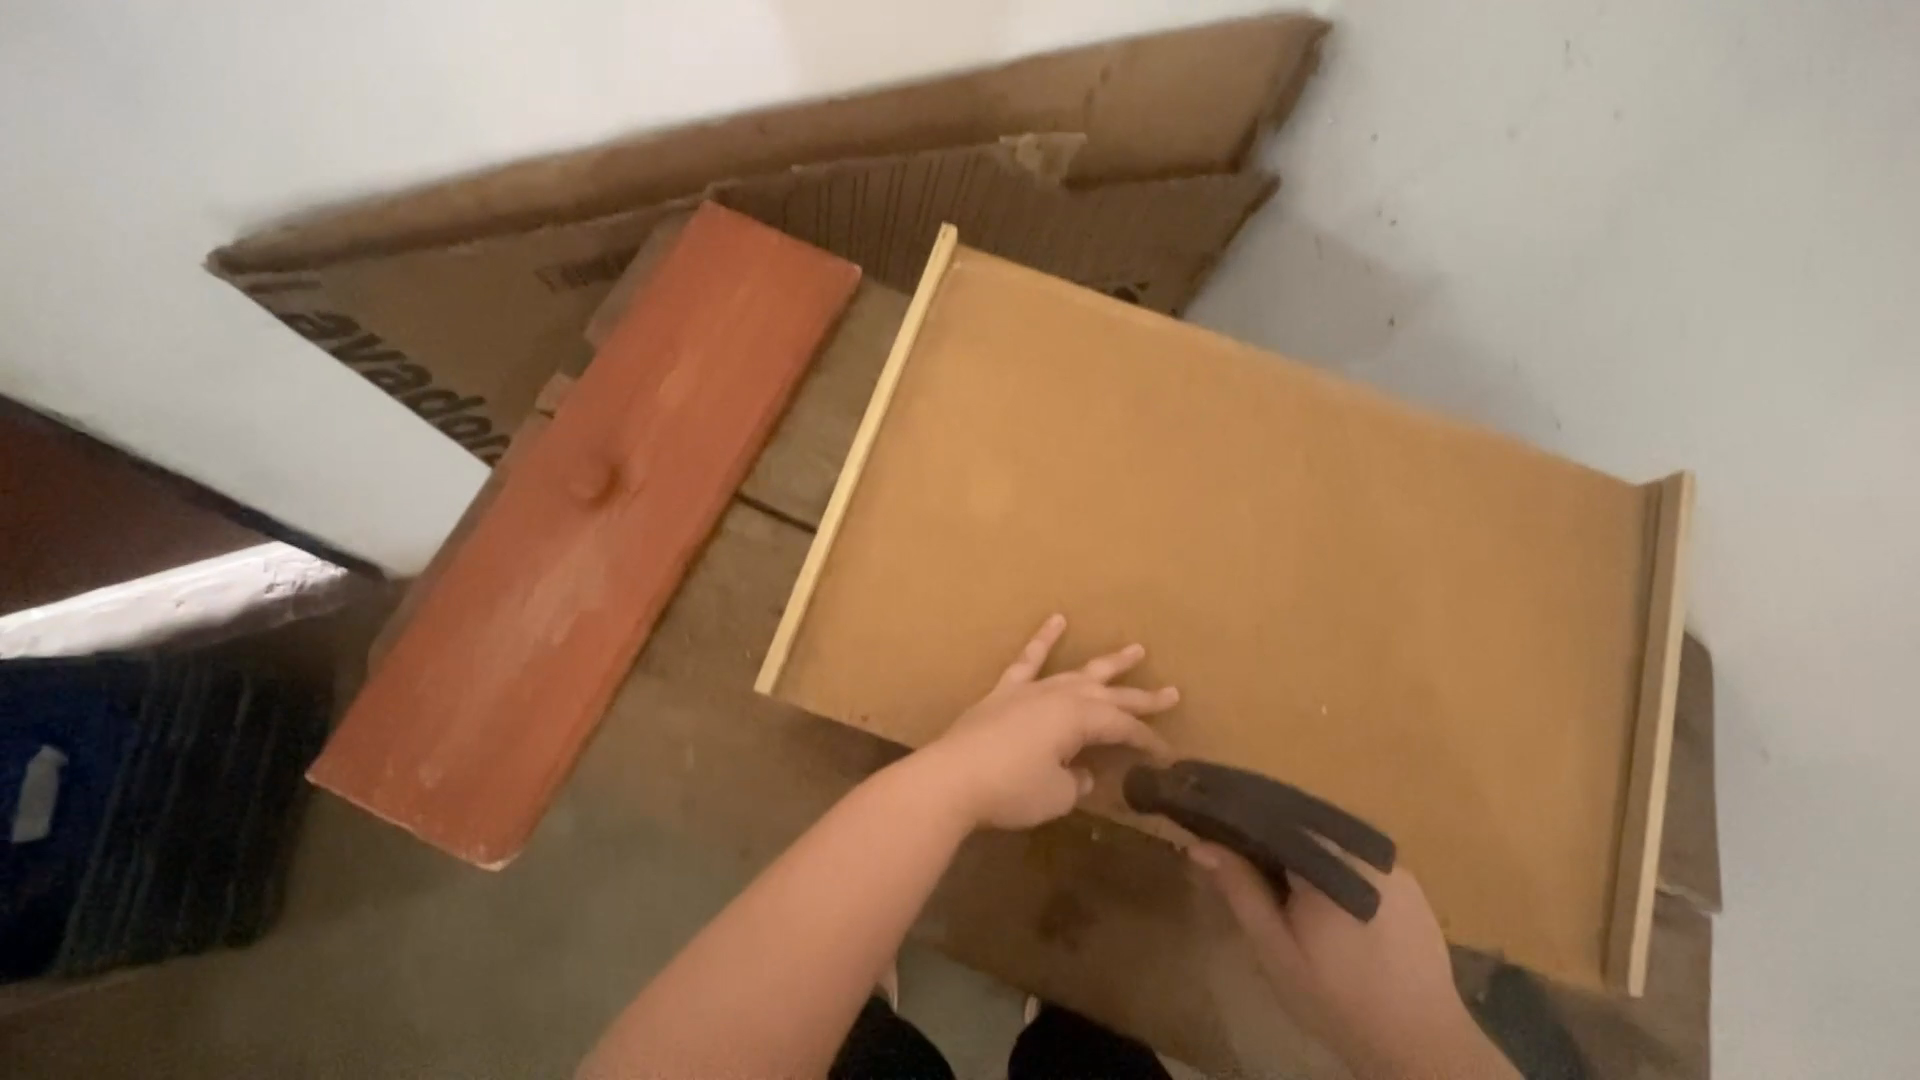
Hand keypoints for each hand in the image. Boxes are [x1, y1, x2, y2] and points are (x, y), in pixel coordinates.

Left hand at [909, 614, 1177, 830]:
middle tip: (1172, 692)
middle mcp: (1061, 696)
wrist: (951, 779)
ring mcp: (1031, 690)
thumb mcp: (1057, 794)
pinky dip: (1043, 639)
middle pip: (1110, 695)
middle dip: (1142, 697)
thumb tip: (1082, 773)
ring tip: (1135, 649)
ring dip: (1107, 663)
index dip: (1147, 740)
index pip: (1124, 727)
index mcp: (1081, 719)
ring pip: (1077, 672)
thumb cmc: (1011, 789)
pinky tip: (1056, 619)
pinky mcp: (1002, 693)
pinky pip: (1027, 660)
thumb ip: (1076, 781)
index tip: (1166, 755)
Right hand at [1190, 845, 1516, 1079]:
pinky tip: (1317, 894)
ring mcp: (1391, 863)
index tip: (1208, 826)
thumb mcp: (1275, 948)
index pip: (1270, 816)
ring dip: (1299, 848)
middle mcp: (1362, 848)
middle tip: (1235, 856)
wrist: (1421, 1044)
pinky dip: (1329, 863)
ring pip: (1328, 838)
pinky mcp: (1408, 883)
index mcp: (1326, 858)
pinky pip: (1355, 856)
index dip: (1236, 819)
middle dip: (1266, 834)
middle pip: (1300, 823)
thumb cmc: (1336, 998)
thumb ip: (1240, 889)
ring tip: (1272, 875)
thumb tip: (1199, 843)